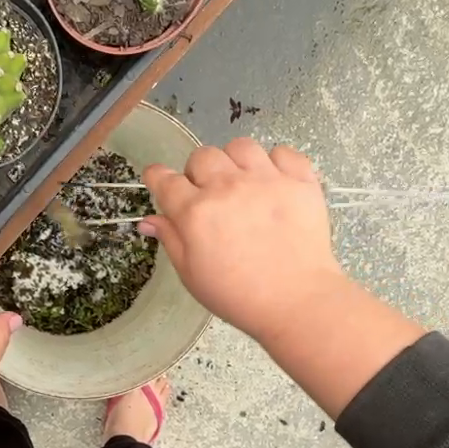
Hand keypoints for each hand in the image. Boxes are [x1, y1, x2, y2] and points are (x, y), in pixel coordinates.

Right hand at [140, 139, 344, 343]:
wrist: (295, 300)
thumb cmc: (237, 295)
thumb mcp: (191, 274)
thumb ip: (170, 239)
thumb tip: (148, 220)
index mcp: (196, 212)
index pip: (165, 179)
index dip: (157, 178)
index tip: (159, 181)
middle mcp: (228, 187)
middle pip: (202, 156)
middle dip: (197, 172)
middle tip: (206, 196)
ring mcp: (266, 180)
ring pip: (240, 147)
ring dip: (233, 162)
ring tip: (240, 184)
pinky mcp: (299, 181)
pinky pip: (282, 152)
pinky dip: (275, 163)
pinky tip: (271, 184)